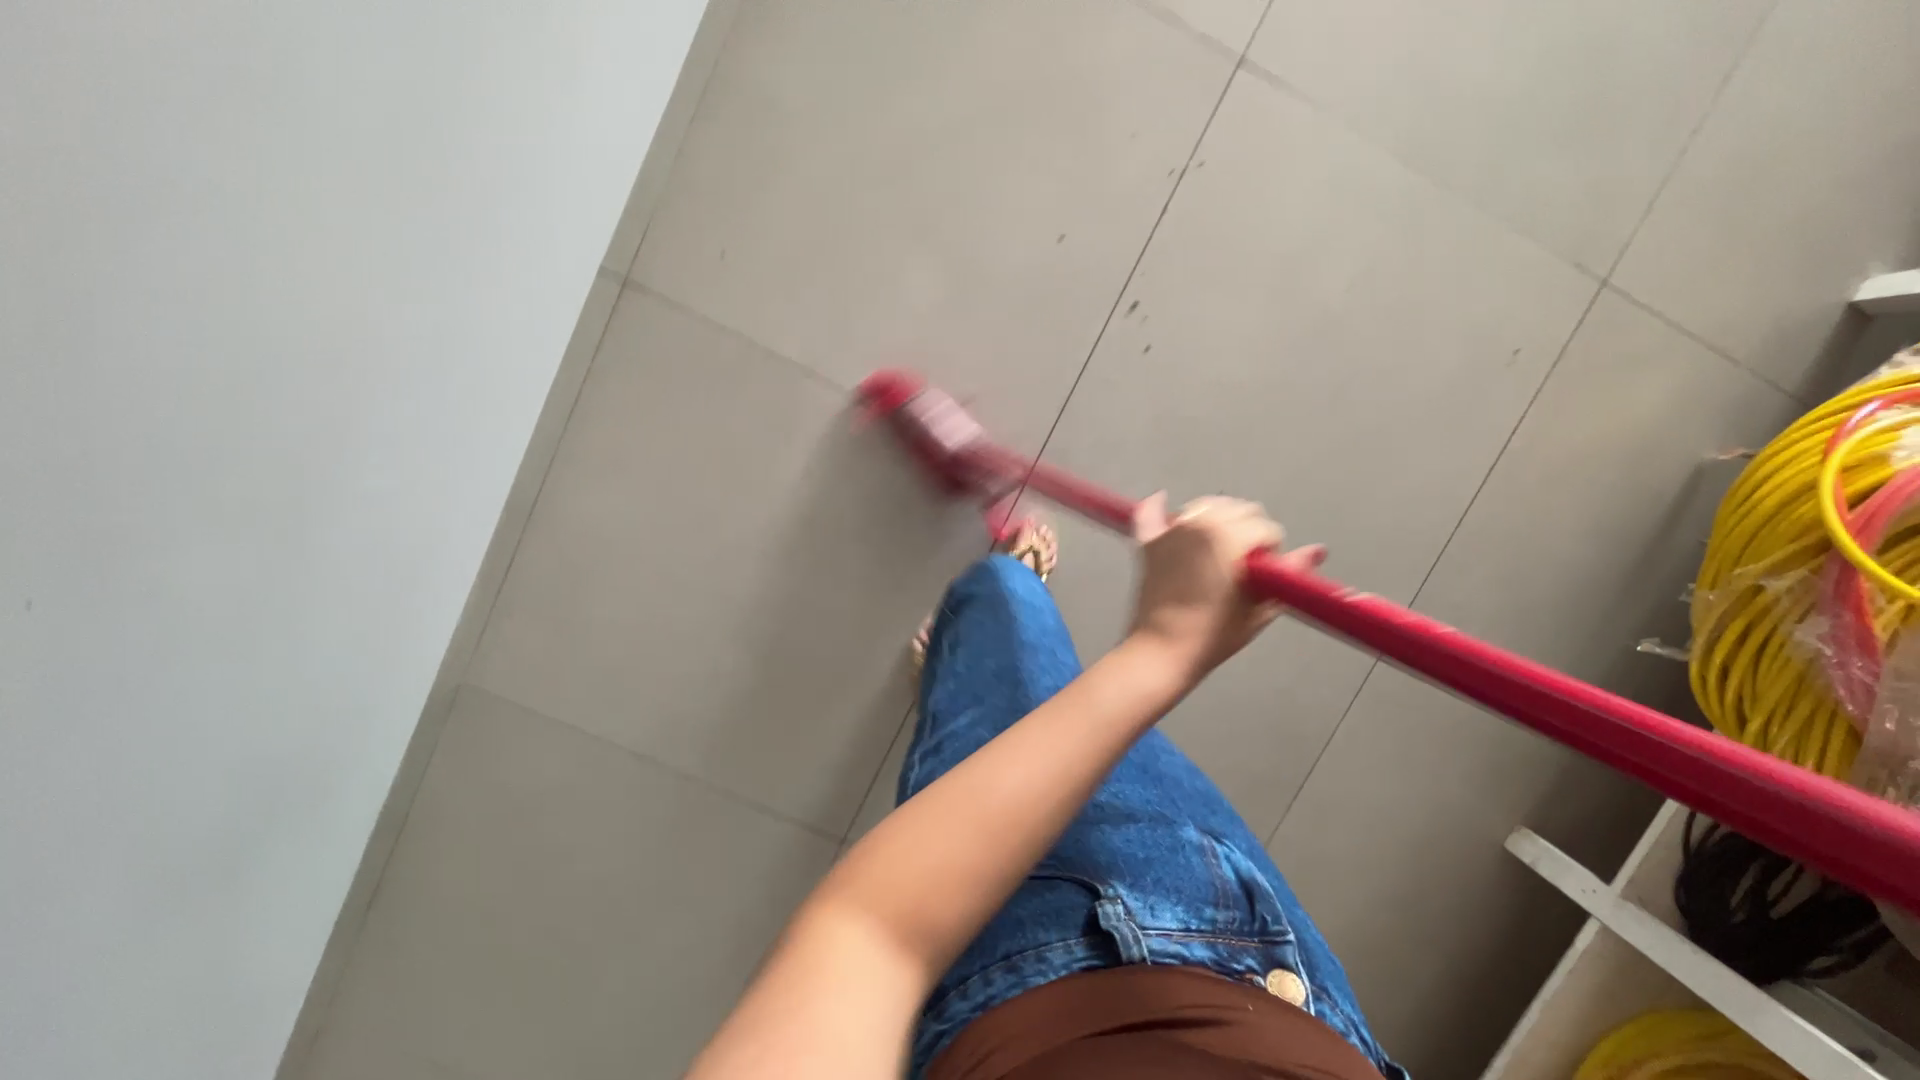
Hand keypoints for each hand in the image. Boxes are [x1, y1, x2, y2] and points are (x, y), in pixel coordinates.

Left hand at [1126, 493, 1325, 684]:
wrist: (1163, 650)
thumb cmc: (1214, 635)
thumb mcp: (1259, 608)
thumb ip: (1289, 573)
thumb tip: (1318, 550)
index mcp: (1231, 538)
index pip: (1266, 527)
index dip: (1272, 549)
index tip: (1266, 572)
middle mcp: (1201, 525)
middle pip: (1237, 509)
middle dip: (1248, 530)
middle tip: (1244, 563)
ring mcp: (1171, 531)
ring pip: (1204, 507)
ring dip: (1216, 520)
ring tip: (1218, 548)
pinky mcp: (1148, 542)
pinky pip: (1150, 513)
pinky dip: (1159, 509)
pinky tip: (1163, 503)